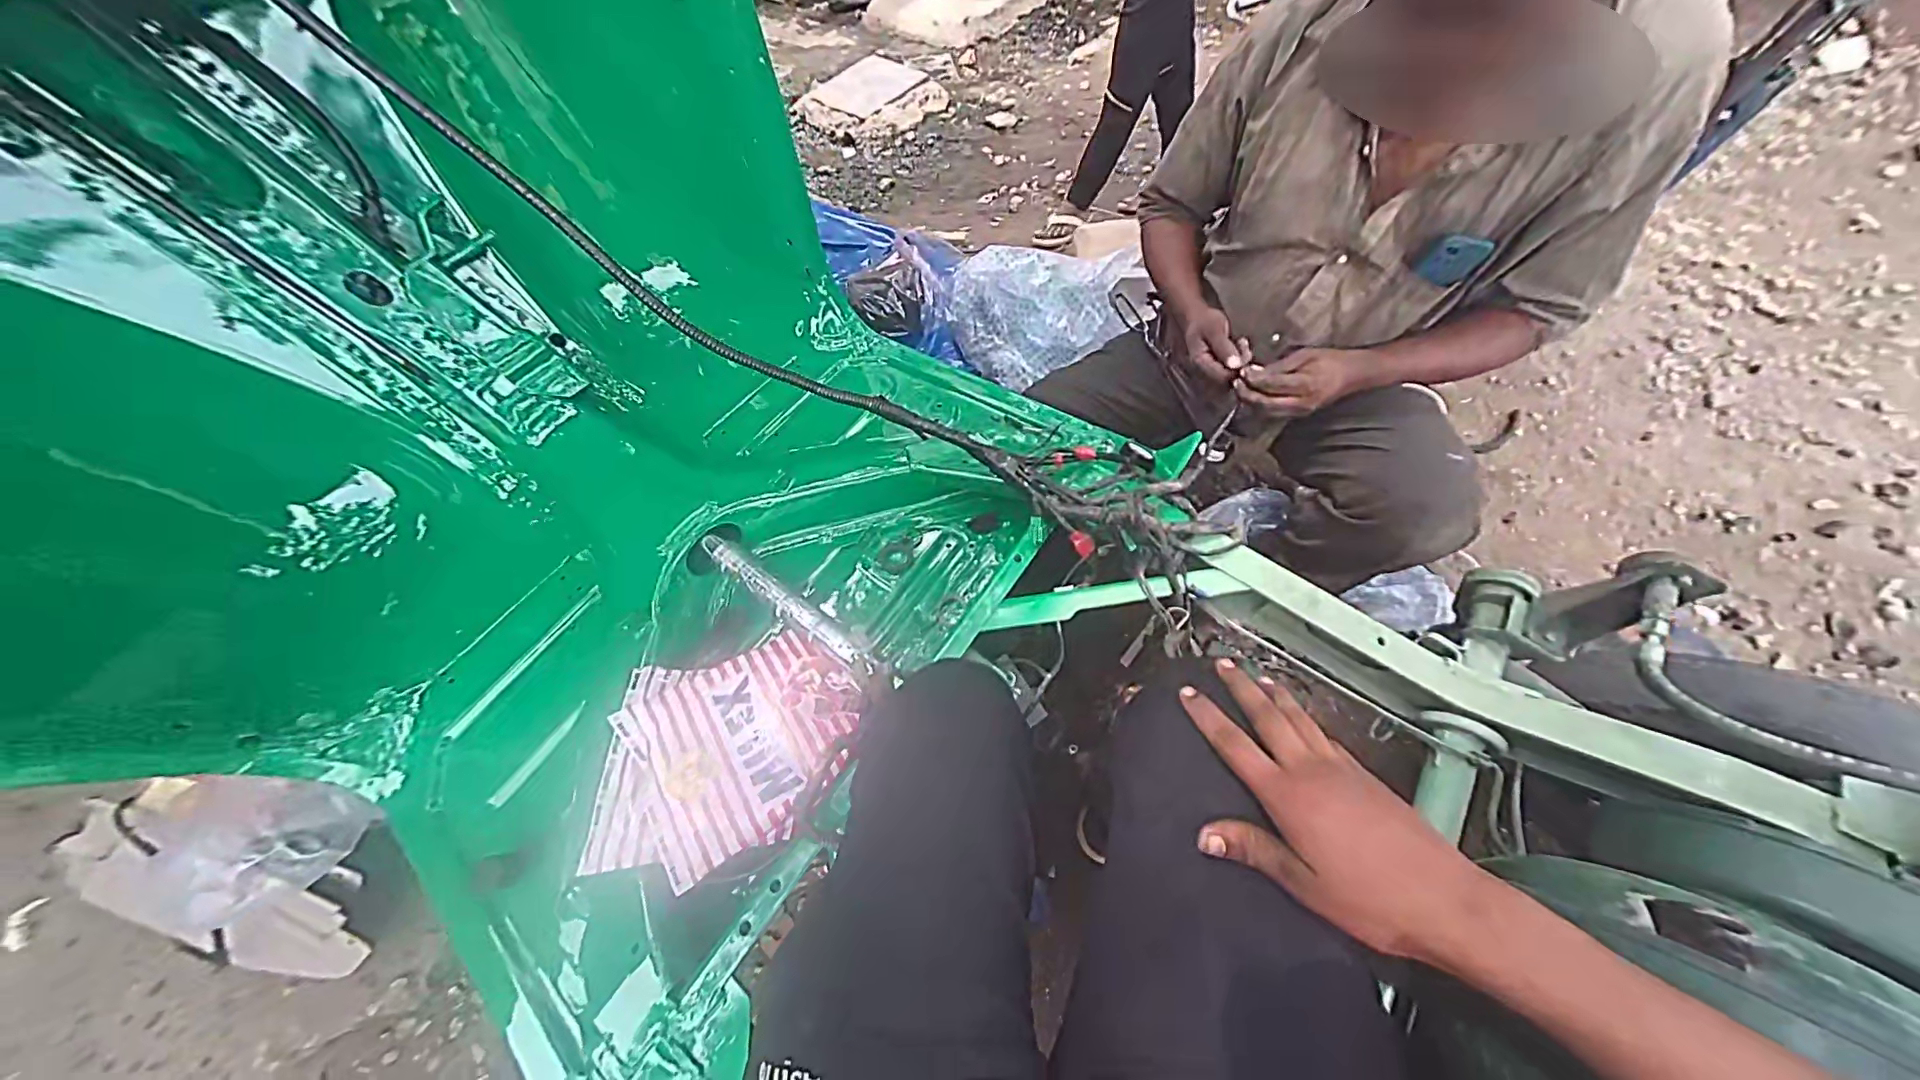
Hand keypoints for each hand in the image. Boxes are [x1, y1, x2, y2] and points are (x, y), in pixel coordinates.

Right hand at [1176, 305, 1252, 383]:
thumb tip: (1236, 365)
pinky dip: (1242, 357)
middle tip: (1243, 344)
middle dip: (1241, 363)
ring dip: (1243, 359)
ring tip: (1241, 342)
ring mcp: (1213, 369)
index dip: (1237, 369)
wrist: (1199, 317)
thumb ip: (1223, 347)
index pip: (1221, 377)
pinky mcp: (1220, 365)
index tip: (1245, 353)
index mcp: (1201, 363)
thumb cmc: (1204, 322)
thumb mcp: (1214, 330)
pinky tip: (1241, 344)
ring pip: (1233, 373)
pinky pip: (1234, 368)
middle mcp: (1206, 370)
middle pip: (1228, 378)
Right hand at [1178, 659, 1501, 965]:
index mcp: (1288, 796)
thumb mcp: (1303, 882)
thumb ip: (1253, 849)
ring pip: (1299, 718)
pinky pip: (1325, 733)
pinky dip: (1306, 715)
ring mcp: (1341, 768)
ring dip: (1275, 693)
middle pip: (1267, 717)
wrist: (1446, 899)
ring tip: (1259, 674)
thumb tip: (1206, 834)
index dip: (1208, 716)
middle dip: (1241, 687)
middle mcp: (1311, 771)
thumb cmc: (1372, 899)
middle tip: (1223, 664)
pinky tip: (1305, 716)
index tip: (1190, 694)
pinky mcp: (1365, 774)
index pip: (1235, 745)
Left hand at [1235, 347, 1374, 416]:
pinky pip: (1273, 413)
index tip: (1241, 372)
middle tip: (1236, 383)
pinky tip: (1254, 395)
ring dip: (1251, 401)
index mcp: (1305, 384)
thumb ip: (1278, 366)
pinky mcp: (1298, 415)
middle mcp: (1301, 402)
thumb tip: (1253, 372)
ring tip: (1241, 388)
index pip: (1271, 385)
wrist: (1352, 375)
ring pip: (1266, 411)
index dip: (1253, 380)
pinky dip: (1260, 405)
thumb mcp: (1304, 355)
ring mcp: (1300, 412)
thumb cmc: (1329, 360)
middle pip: (1265, 404)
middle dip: (1246, 394)